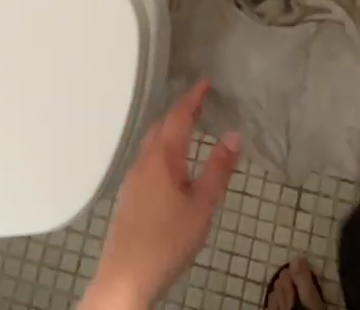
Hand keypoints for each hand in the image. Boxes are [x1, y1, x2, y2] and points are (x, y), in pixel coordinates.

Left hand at [83, 80, 240, 309]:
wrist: (126, 276)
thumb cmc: (168, 239)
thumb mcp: (202, 205)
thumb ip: (218, 169)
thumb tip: (233, 134)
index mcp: (162, 157)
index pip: (178, 117)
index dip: (192, 98)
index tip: (204, 83)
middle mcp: (143, 161)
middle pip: (161, 126)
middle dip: (180, 112)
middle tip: (199, 103)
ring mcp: (133, 178)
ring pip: (152, 143)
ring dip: (169, 130)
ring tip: (189, 129)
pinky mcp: (129, 195)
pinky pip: (147, 158)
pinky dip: (162, 148)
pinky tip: (171, 164)